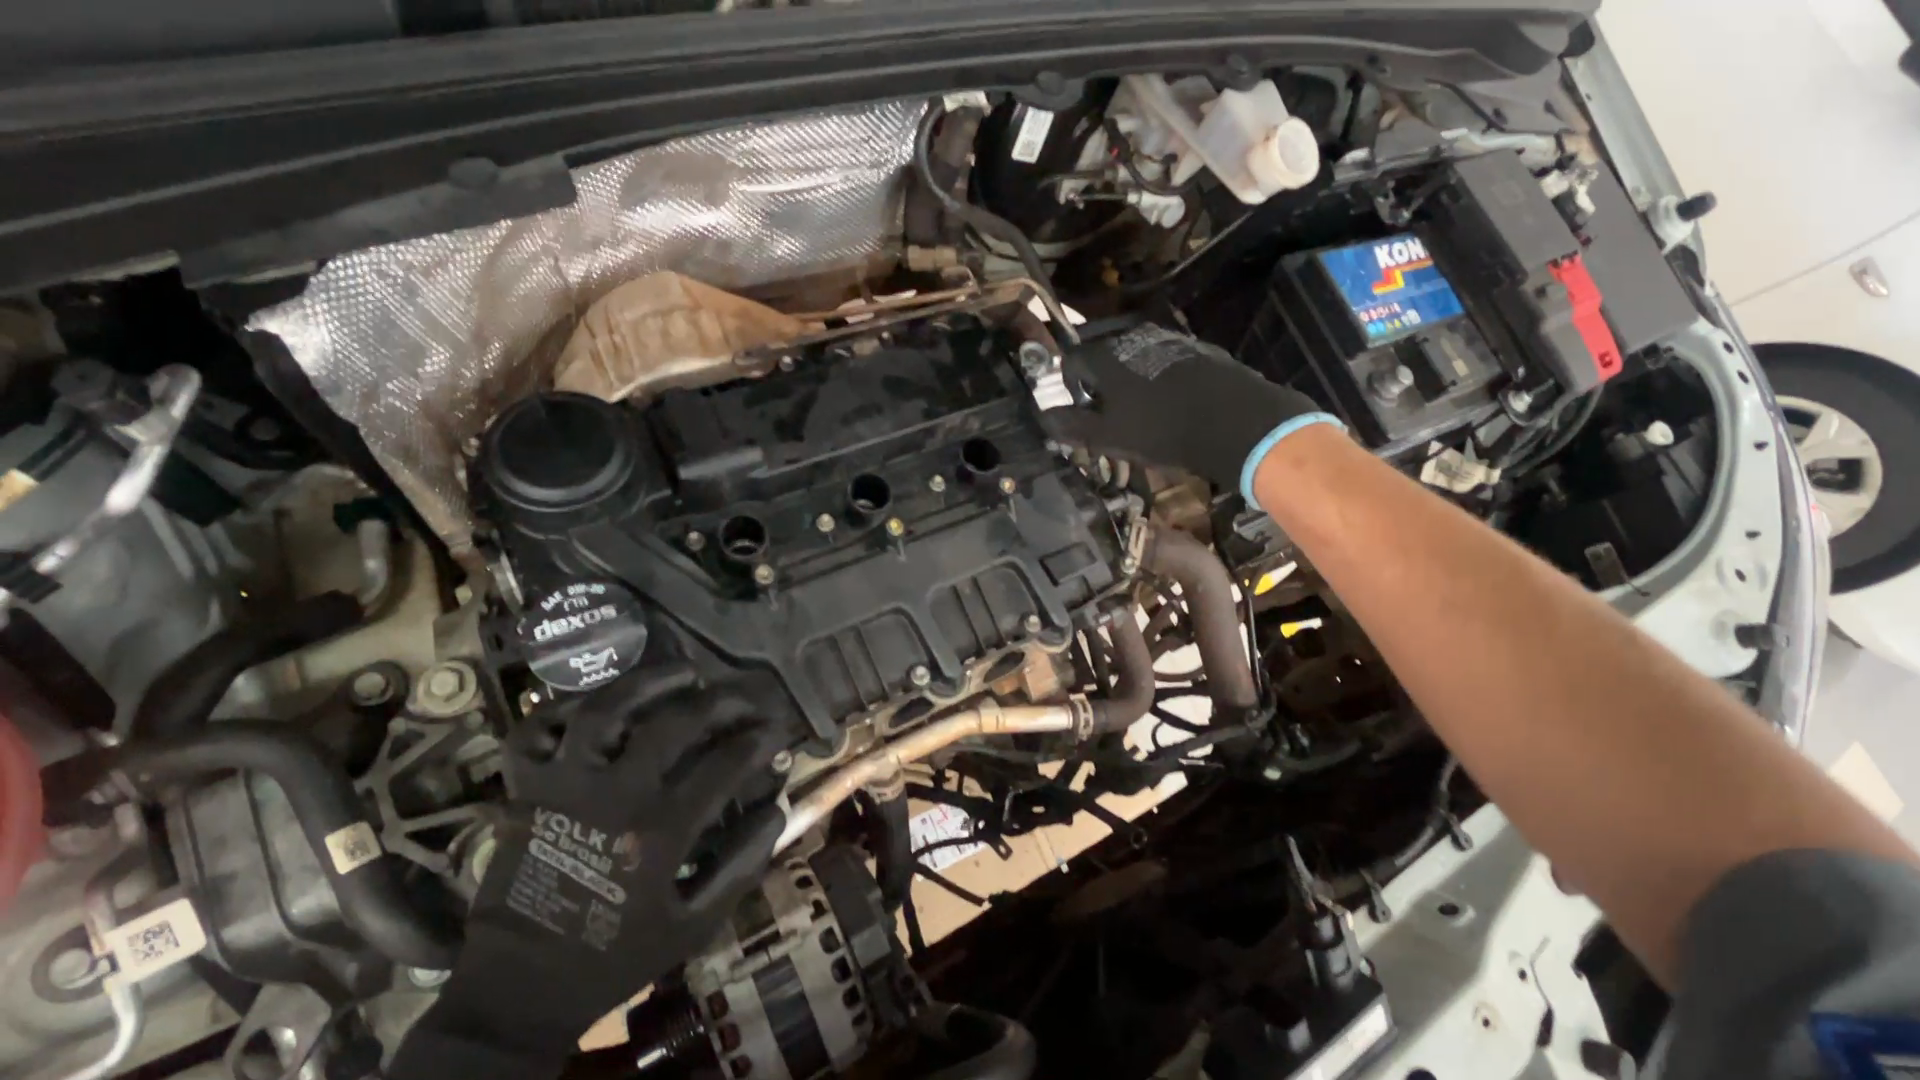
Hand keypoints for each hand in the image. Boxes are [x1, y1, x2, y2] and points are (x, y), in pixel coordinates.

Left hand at [386, 666, 783, 1079]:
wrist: (520, 985)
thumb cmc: (615, 954)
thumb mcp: (694, 924)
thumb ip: (741, 865)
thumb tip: (775, 808)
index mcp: (658, 832)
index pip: (723, 765)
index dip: (757, 741)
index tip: (775, 732)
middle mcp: (611, 794)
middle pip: (673, 723)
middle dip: (719, 702)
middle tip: (742, 695)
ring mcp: (561, 784)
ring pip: (604, 709)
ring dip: (648, 682)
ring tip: (682, 673)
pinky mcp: (523, 788)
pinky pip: (535, 729)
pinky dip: (563, 707)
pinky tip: (598, 701)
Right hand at [1049, 324, 1342, 499]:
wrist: (1233, 420)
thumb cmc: (1160, 429)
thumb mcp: (1109, 436)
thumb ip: (1073, 425)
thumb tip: (1044, 417)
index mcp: (1107, 356)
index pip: (1072, 360)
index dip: (1069, 385)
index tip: (1080, 408)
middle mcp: (1135, 338)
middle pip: (1106, 356)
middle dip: (1102, 382)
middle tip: (1109, 412)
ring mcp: (1171, 340)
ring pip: (1138, 357)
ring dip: (1133, 379)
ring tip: (1142, 409)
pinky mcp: (1200, 350)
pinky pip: (1168, 362)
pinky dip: (1162, 378)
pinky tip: (1174, 404)